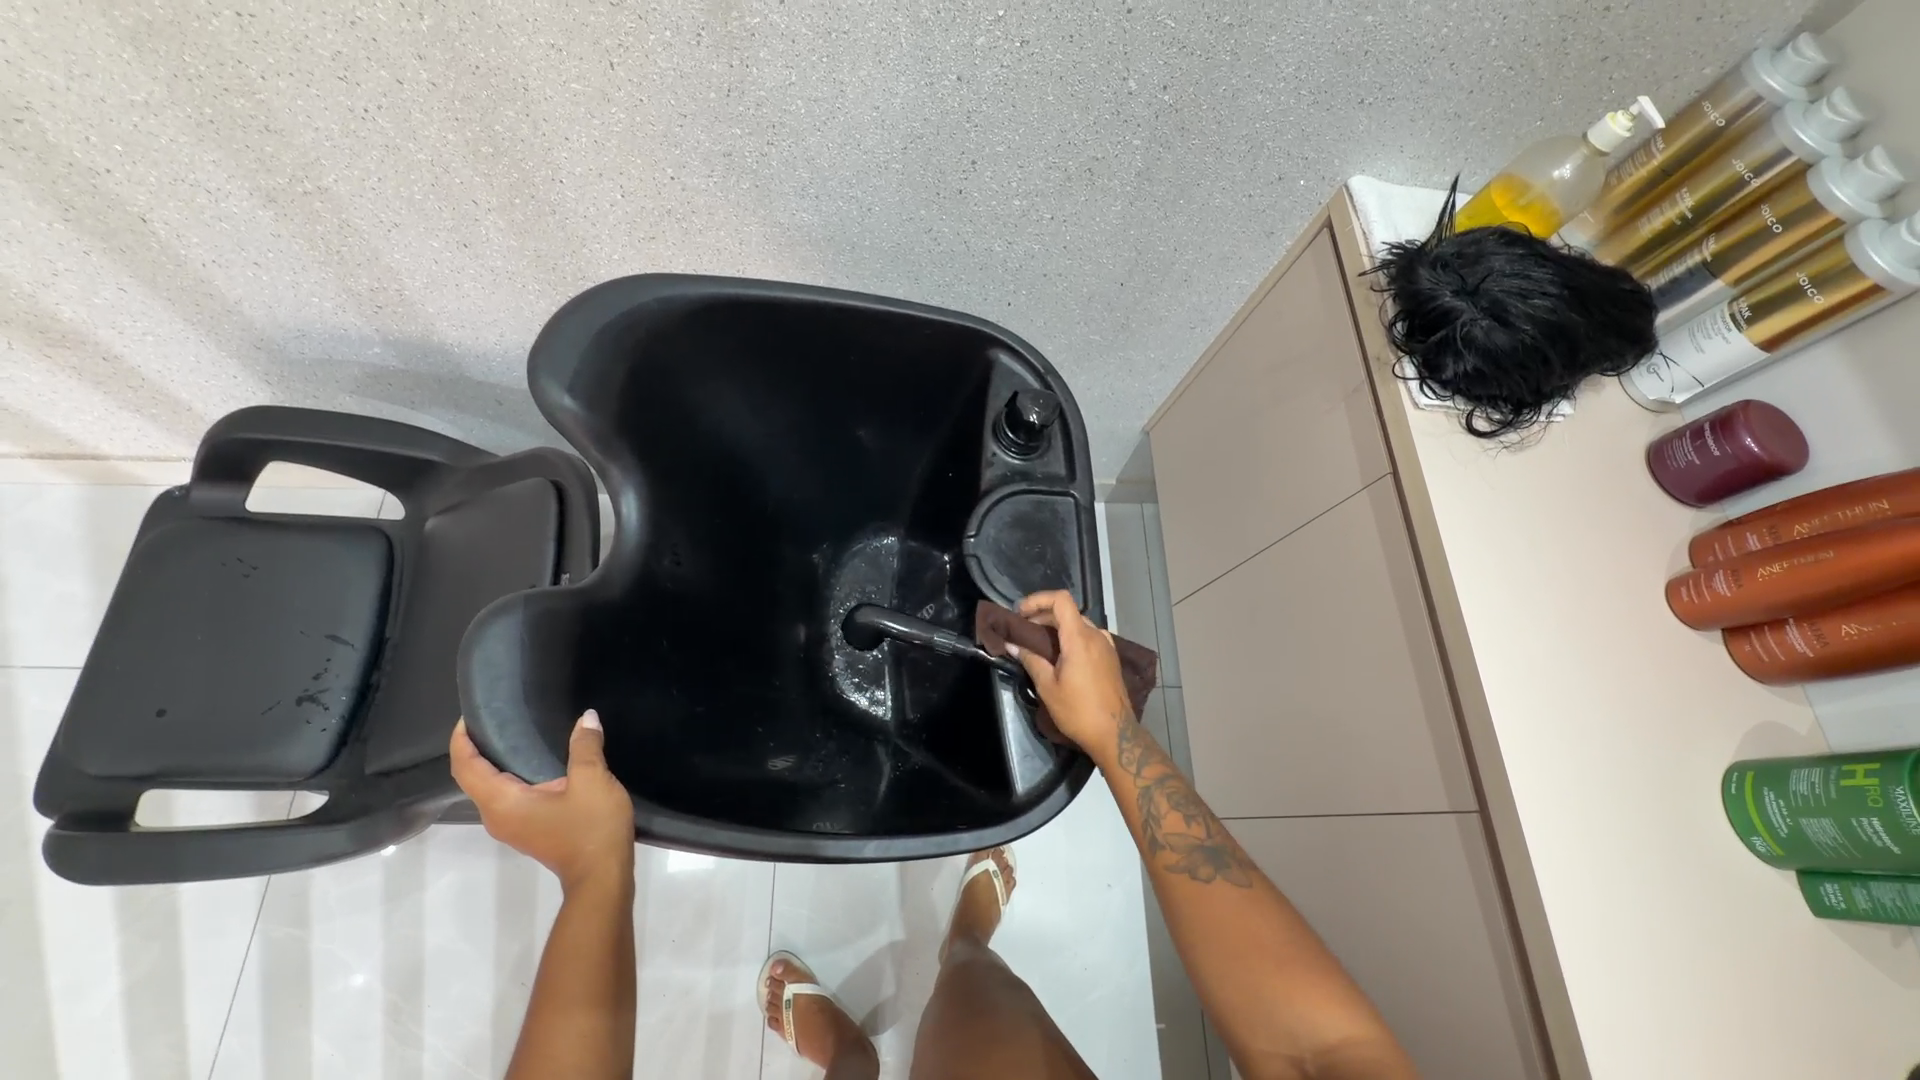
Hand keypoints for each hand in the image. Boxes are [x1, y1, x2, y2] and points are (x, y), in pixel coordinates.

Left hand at [449, 711, 634, 893]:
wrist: (603, 875)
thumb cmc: (592, 828)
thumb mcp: (593, 781)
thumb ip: (585, 747)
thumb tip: (586, 718)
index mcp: (502, 802)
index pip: (466, 767)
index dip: (461, 740)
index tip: (469, 715)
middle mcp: (496, 815)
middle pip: (472, 777)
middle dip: (476, 747)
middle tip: (495, 716)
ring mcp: (510, 825)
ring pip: (489, 787)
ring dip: (494, 762)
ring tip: (514, 731)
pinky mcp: (526, 828)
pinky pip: (505, 795)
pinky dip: (509, 775)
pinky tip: (534, 761)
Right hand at [1009, 590, 1133, 751]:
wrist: (1115, 733)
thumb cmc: (1078, 711)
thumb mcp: (1048, 687)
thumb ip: (1030, 660)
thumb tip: (1012, 645)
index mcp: (1079, 638)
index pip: (1060, 600)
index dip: (1038, 599)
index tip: (1020, 613)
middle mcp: (1096, 635)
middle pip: (1068, 611)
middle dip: (1042, 615)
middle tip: (1022, 631)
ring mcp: (1107, 645)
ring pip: (1079, 623)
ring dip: (1057, 627)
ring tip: (1039, 643)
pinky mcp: (1111, 657)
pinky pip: (1089, 636)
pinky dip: (1072, 637)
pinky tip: (1062, 655)